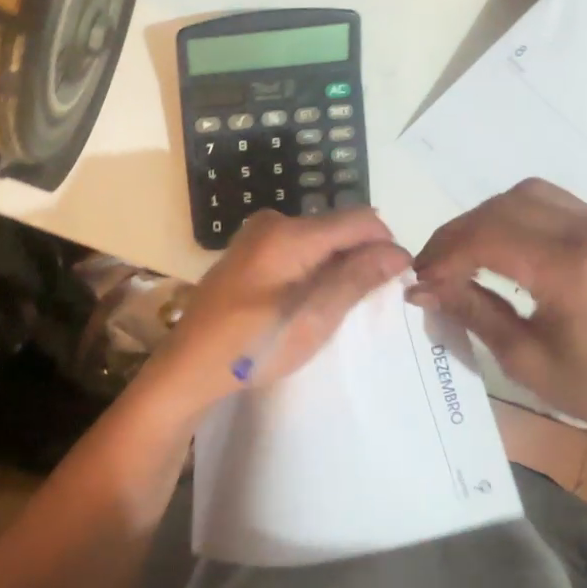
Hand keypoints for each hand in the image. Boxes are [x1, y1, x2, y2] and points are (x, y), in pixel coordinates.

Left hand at [142, 209, 409, 416]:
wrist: (188, 367)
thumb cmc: (251, 346)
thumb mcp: (311, 319)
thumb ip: (355, 280)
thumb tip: (398, 251)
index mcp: (289, 233)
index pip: (360, 220)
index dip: (385, 247)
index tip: (395, 285)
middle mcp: (272, 223)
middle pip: (338, 228)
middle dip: (360, 259)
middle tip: (361, 307)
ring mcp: (255, 237)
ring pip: (318, 242)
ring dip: (336, 269)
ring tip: (334, 311)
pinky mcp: (247, 255)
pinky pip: (295, 252)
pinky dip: (311, 272)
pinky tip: (305, 305)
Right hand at [408, 179, 586, 446]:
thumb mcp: (524, 359)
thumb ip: (472, 312)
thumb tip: (420, 289)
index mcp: (572, 271)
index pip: (488, 238)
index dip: (444, 255)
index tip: (418, 281)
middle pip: (503, 208)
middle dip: (457, 234)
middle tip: (432, 269)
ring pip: (526, 196)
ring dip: (485, 220)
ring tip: (462, 256)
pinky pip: (552, 204)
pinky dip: (515, 218)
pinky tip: (500, 250)